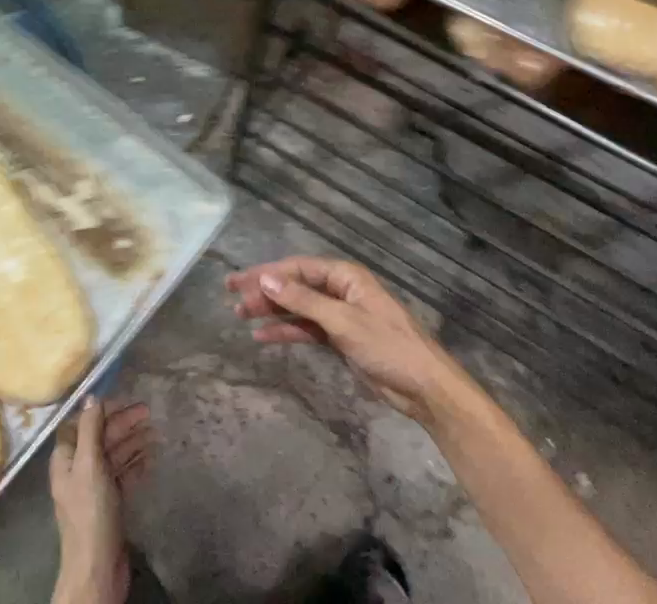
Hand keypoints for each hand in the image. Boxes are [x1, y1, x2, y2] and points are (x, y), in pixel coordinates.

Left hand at [49, 397, 151, 603]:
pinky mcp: (110, 503)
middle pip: (100, 438)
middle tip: (149, 412)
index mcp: (66, 458)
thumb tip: (91, 396)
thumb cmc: (90, 512)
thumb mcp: (89, 465)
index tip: (125, 400)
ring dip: (132, 441)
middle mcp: (78, 470)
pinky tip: (151, 458)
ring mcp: (95, 488)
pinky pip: (123, 475)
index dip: (101, 411)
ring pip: (113, 456)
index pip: (81, 424)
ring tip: (156, 432)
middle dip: (122, 424)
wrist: (97, 566)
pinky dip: (135, 464)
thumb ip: (90, 430)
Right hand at [227, 256, 444, 420]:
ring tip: (240, 316)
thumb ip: (303, 300)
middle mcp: (341, 291)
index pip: (299, 268)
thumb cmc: (388, 346)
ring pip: (298, 307)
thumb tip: (266, 280)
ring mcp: (340, 315)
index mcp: (346, 277)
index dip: (268, 274)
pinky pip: (306, 328)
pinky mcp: (340, 338)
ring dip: (271, 311)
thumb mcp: (342, 321)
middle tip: (232, 298)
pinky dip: (285, 331)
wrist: (423, 387)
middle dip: (264, 291)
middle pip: (295, 285)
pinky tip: (262, 336)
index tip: (240, 283)